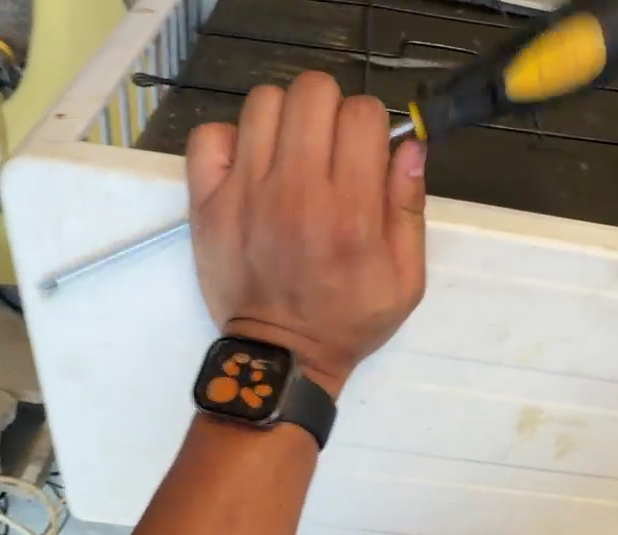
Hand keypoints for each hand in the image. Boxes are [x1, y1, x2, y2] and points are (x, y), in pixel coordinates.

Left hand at [186, 71, 427, 398]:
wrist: (282, 359)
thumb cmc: (347, 323)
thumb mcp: (404, 281)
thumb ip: (410, 210)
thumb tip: (409, 146)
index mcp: (350, 211)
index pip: (364, 113)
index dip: (370, 128)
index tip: (365, 156)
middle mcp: (297, 191)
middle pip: (313, 90)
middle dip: (330, 112)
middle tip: (327, 150)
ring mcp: (245, 193)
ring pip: (264, 102)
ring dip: (283, 120)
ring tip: (289, 158)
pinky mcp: (207, 203)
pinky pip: (211, 135)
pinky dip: (230, 141)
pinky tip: (249, 168)